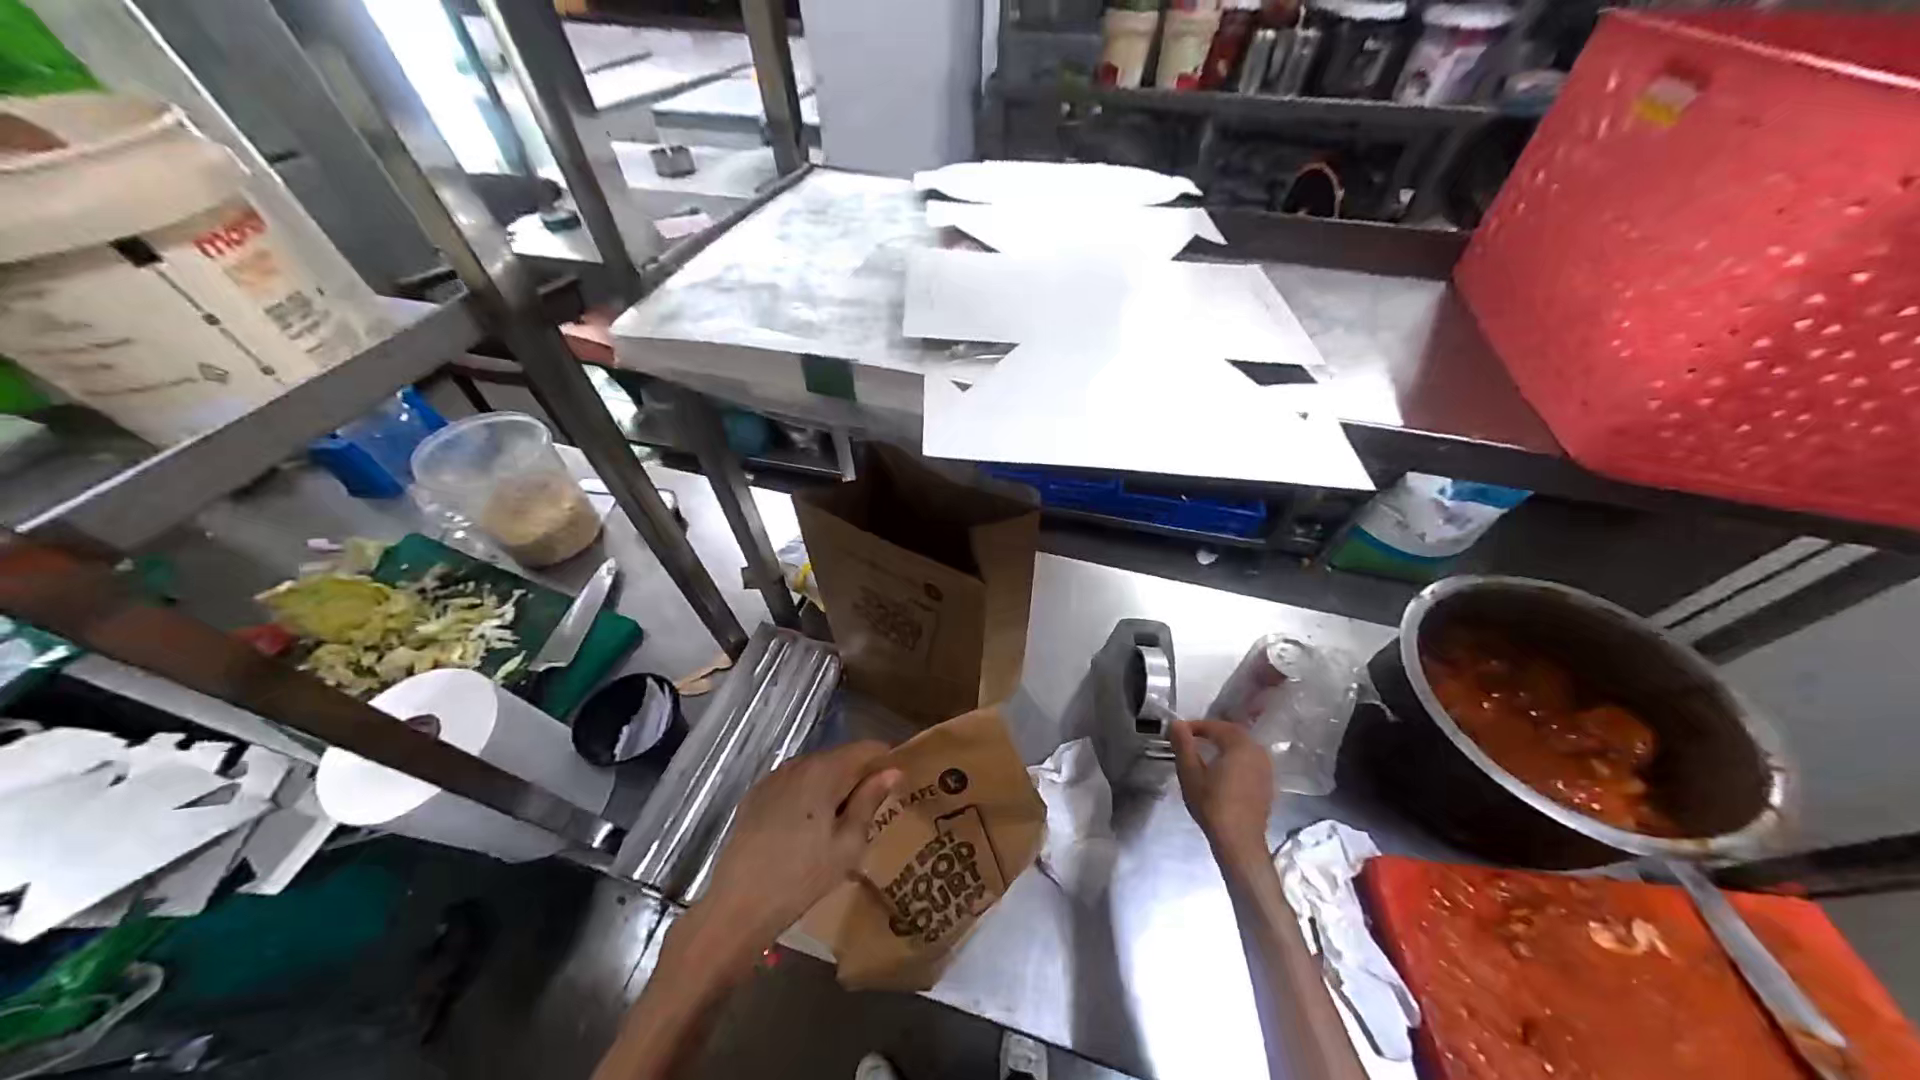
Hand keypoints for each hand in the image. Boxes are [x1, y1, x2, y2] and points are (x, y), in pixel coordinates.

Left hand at [693, 741, 901, 950]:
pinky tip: (807, 828)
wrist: (739, 905)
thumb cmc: (803, 876)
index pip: (867, 748)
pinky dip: (807, 795)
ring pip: (815, 770)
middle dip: (859, 775)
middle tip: (873, 809)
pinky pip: (793, 784)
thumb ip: (870, 800)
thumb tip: (892, 771)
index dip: (886, 761)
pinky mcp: (755, 795)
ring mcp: (773, 778)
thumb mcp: (848, 844)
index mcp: (824, 770)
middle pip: (840, 757)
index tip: (897, 784)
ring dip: (833, 785)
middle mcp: (798, 763)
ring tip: (841, 821)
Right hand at [1170, 718, 1273, 869]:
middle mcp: (1257, 752)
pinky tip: (1223, 770)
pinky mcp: (1267, 784)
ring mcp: (1266, 769)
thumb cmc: (1212, 804)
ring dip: (1225, 744)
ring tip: (1205, 751)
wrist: (1239, 841)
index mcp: (1240, 746)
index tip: (1179, 732)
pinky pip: (1250, 761)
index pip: (1216, 726)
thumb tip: (1176, 723)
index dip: (1196, 726)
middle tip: (1192, 738)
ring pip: (1243, 747)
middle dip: (1212, 732)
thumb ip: (1183, 745)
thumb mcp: (1190, 773)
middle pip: (1233, 733)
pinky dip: (1235, 758)